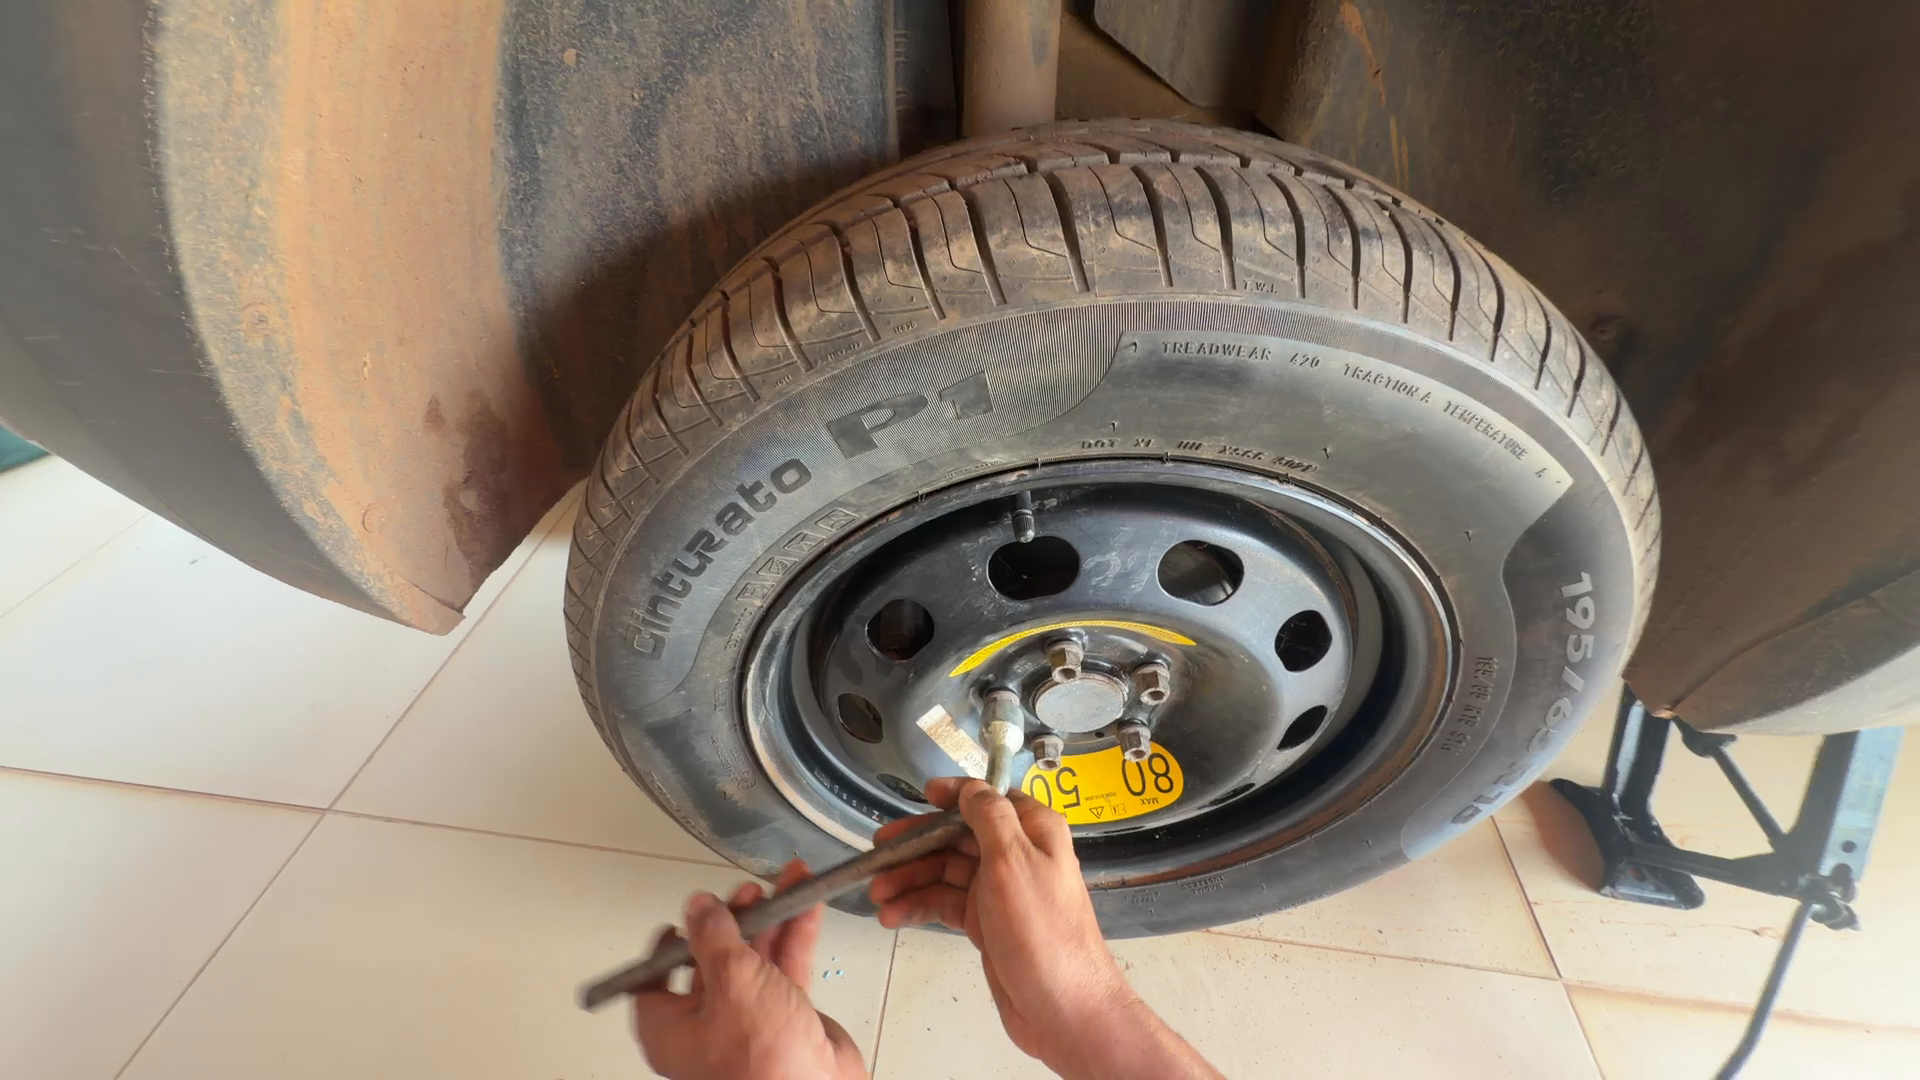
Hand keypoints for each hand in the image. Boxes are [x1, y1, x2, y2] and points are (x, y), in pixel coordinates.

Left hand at [632, 860, 864, 1079]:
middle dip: (734, 918)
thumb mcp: (731, 983)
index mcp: (673, 1030)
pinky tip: (809, 901)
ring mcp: (750, 1018)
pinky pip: (788, 963)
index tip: (685, 914)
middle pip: (712, 959)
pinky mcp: (787, 1014)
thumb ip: (714, 937)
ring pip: (755, 955)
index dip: (666, 947)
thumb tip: (696, 904)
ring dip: (772, 916)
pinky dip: (797, 931)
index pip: (653, 985)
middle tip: (749, 891)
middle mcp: (708, 1024)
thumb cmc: (761, 1052)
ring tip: (788, 879)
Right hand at [868, 778, 1217, 1079]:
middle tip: (878, 852)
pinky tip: (892, 915)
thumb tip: (971, 787)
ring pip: (945, 871)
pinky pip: (945, 903)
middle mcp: (1016, 854)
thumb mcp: (1014, 861)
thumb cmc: (1043, 930)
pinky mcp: (985, 922)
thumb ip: (990, 817)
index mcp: (1032, 830)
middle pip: (957, 836)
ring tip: (877, 894)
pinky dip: (918, 906)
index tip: (921, 796)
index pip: (987, 799)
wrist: (1064, 1010)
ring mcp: (999, 890)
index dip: (953, 795)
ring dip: (910, 879)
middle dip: (917, 844)